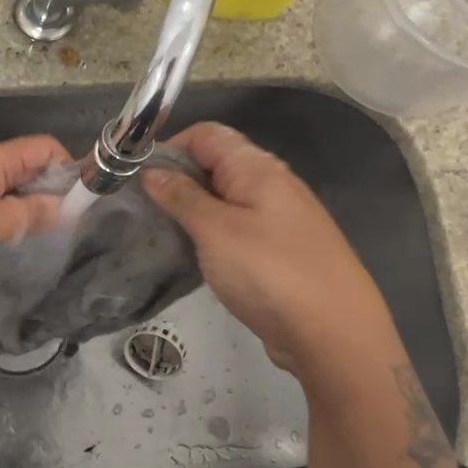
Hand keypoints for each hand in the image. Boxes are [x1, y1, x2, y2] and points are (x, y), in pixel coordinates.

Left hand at [0, 136, 68, 330]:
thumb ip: (28, 214)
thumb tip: (64, 207)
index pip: (43, 147)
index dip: (68, 167)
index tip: (83, 200)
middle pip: (29, 168)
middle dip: (51, 192)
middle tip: (68, 226)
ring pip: (10, 190)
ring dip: (28, 209)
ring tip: (44, 238)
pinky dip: (6, 219)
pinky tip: (10, 242)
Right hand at [142, 122, 389, 372]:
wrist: (332, 333)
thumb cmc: (270, 273)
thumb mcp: (216, 231)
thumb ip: (182, 197)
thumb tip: (153, 172)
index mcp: (257, 169)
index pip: (206, 134)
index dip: (168, 147)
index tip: (135, 178)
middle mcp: (271, 185)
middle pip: (214, 164)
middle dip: (175, 180)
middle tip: (140, 209)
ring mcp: (277, 219)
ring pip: (223, 199)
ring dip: (190, 210)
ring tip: (159, 233)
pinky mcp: (277, 250)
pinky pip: (235, 227)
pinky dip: (208, 234)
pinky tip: (191, 256)